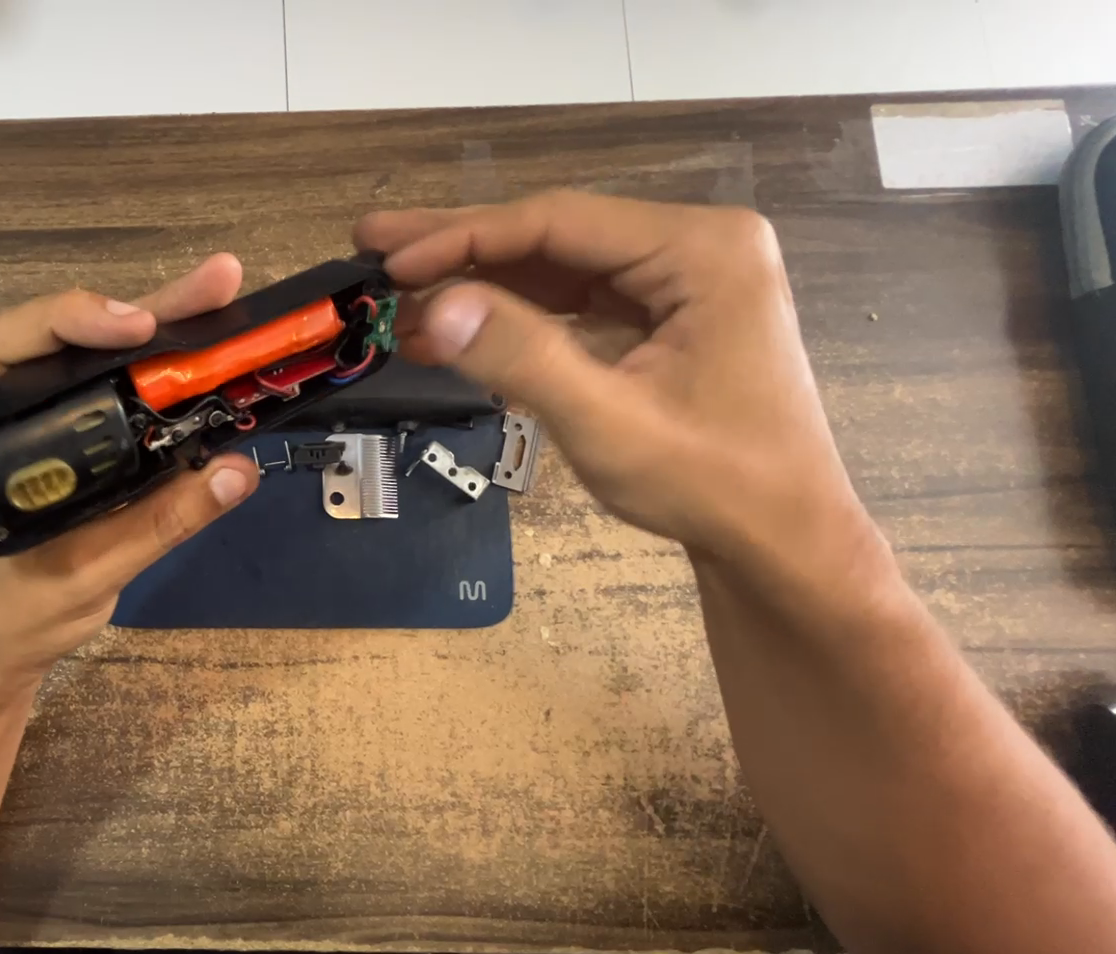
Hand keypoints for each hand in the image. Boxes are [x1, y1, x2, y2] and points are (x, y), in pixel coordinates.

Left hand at [0, 256, 260, 684]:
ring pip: (107, 361)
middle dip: (149, 307)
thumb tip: (238, 470)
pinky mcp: (91, 447)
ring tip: (227, 303)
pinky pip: (129, 399)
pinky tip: (213, 360)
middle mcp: (22, 418)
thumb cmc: (22, 612)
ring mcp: (59, 429)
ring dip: (168, 330)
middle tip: (220, 281)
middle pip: (77, 341)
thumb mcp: (90, 571)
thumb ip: (159, 522)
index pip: (13, 346)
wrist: (6, 645)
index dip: (72, 320)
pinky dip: (171, 377)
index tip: (137, 326)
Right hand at [355, 192, 881, 579]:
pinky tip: (448, 330)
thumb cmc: (708, 482)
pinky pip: (564, 305)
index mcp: (699, 250)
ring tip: (395, 293)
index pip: (555, 224)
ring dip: (471, 284)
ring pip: (549, 268)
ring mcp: (671, 283)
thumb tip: (431, 308)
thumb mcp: (606, 422)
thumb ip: (520, 358)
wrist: (775, 536)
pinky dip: (503, 318)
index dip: (462, 240)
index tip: (389, 266)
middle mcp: (688, 248)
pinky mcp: (653, 319)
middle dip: (456, 244)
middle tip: (371, 243)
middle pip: (548, 236)